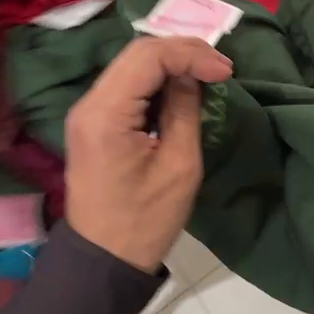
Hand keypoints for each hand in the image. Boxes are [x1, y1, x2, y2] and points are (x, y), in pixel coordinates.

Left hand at [64, 37, 233, 272]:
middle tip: (220, 67)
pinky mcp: (93, 122)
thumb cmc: (145, 220)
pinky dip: (157, 79)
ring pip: (132, 64)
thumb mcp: (179, 165)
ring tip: (207, 74)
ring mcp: (87, 111)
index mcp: (106, 113)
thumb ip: (185, 110)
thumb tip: (192, 76)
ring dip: (171, 62)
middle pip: (138, 53)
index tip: (226, 73)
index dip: (191, 56)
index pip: (149, 57)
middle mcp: (89, 103)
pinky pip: (127, 84)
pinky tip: (182, 87)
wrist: (103, 261)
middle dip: (183, 52)